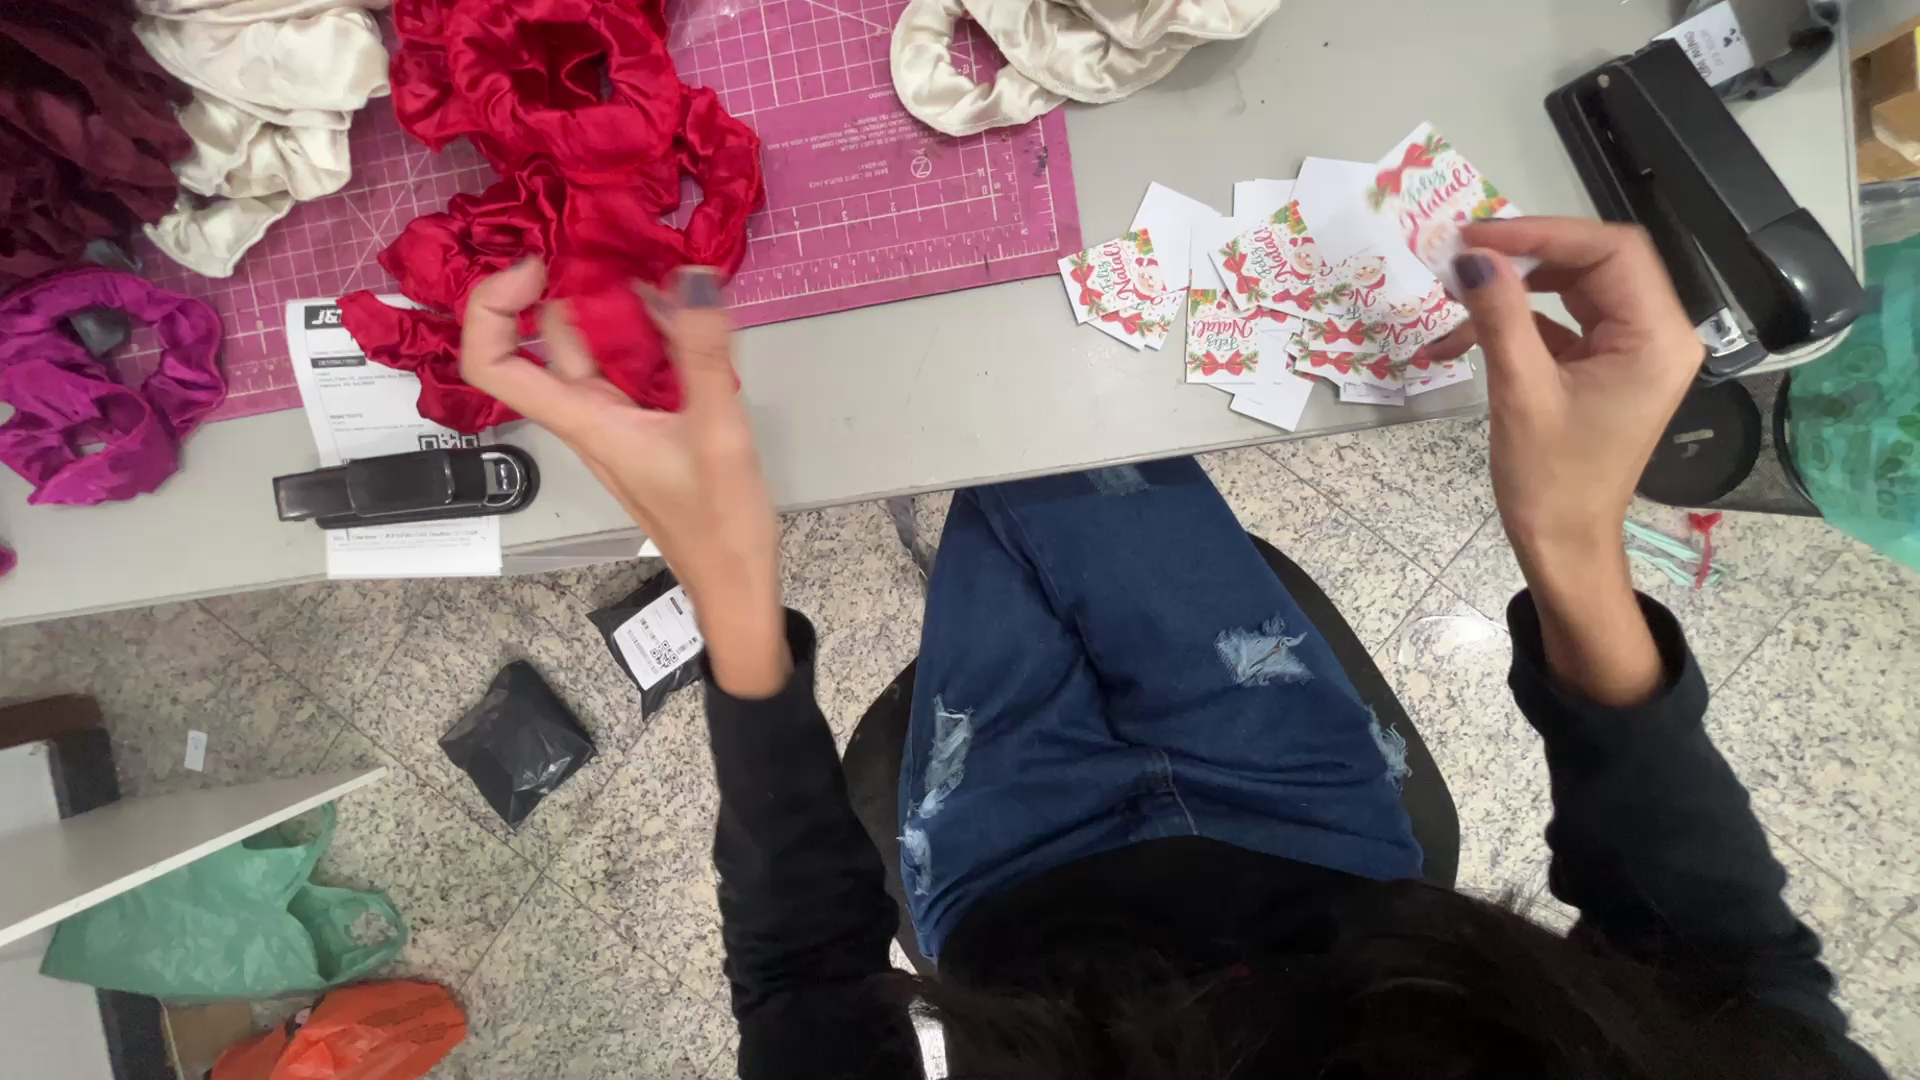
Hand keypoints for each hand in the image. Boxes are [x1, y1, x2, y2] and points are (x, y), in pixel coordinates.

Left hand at [459, 261, 790, 697]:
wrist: (736, 583)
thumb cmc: (719, 524)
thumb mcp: (717, 435)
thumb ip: (704, 356)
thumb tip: (694, 276)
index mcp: (586, 422)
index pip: (494, 360)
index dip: (494, 305)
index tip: (541, 266)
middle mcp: (593, 419)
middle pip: (552, 344)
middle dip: (577, 290)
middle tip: (622, 253)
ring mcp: (624, 427)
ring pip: (602, 356)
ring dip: (623, 314)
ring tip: (668, 279)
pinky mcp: (653, 435)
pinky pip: (640, 376)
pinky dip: (657, 343)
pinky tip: (693, 329)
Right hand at [1424, 218, 1701, 703]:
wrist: (1560, 539)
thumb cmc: (1547, 477)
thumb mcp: (1519, 393)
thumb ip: (1498, 319)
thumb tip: (1469, 261)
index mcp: (1656, 337)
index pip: (1610, 253)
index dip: (1541, 234)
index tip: (1474, 237)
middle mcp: (1655, 334)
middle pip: (1593, 265)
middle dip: (1524, 258)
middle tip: (1459, 258)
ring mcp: (1627, 352)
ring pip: (1571, 293)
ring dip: (1510, 293)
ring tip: (1454, 301)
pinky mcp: (1598, 369)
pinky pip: (1558, 328)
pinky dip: (1511, 326)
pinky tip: (1464, 340)